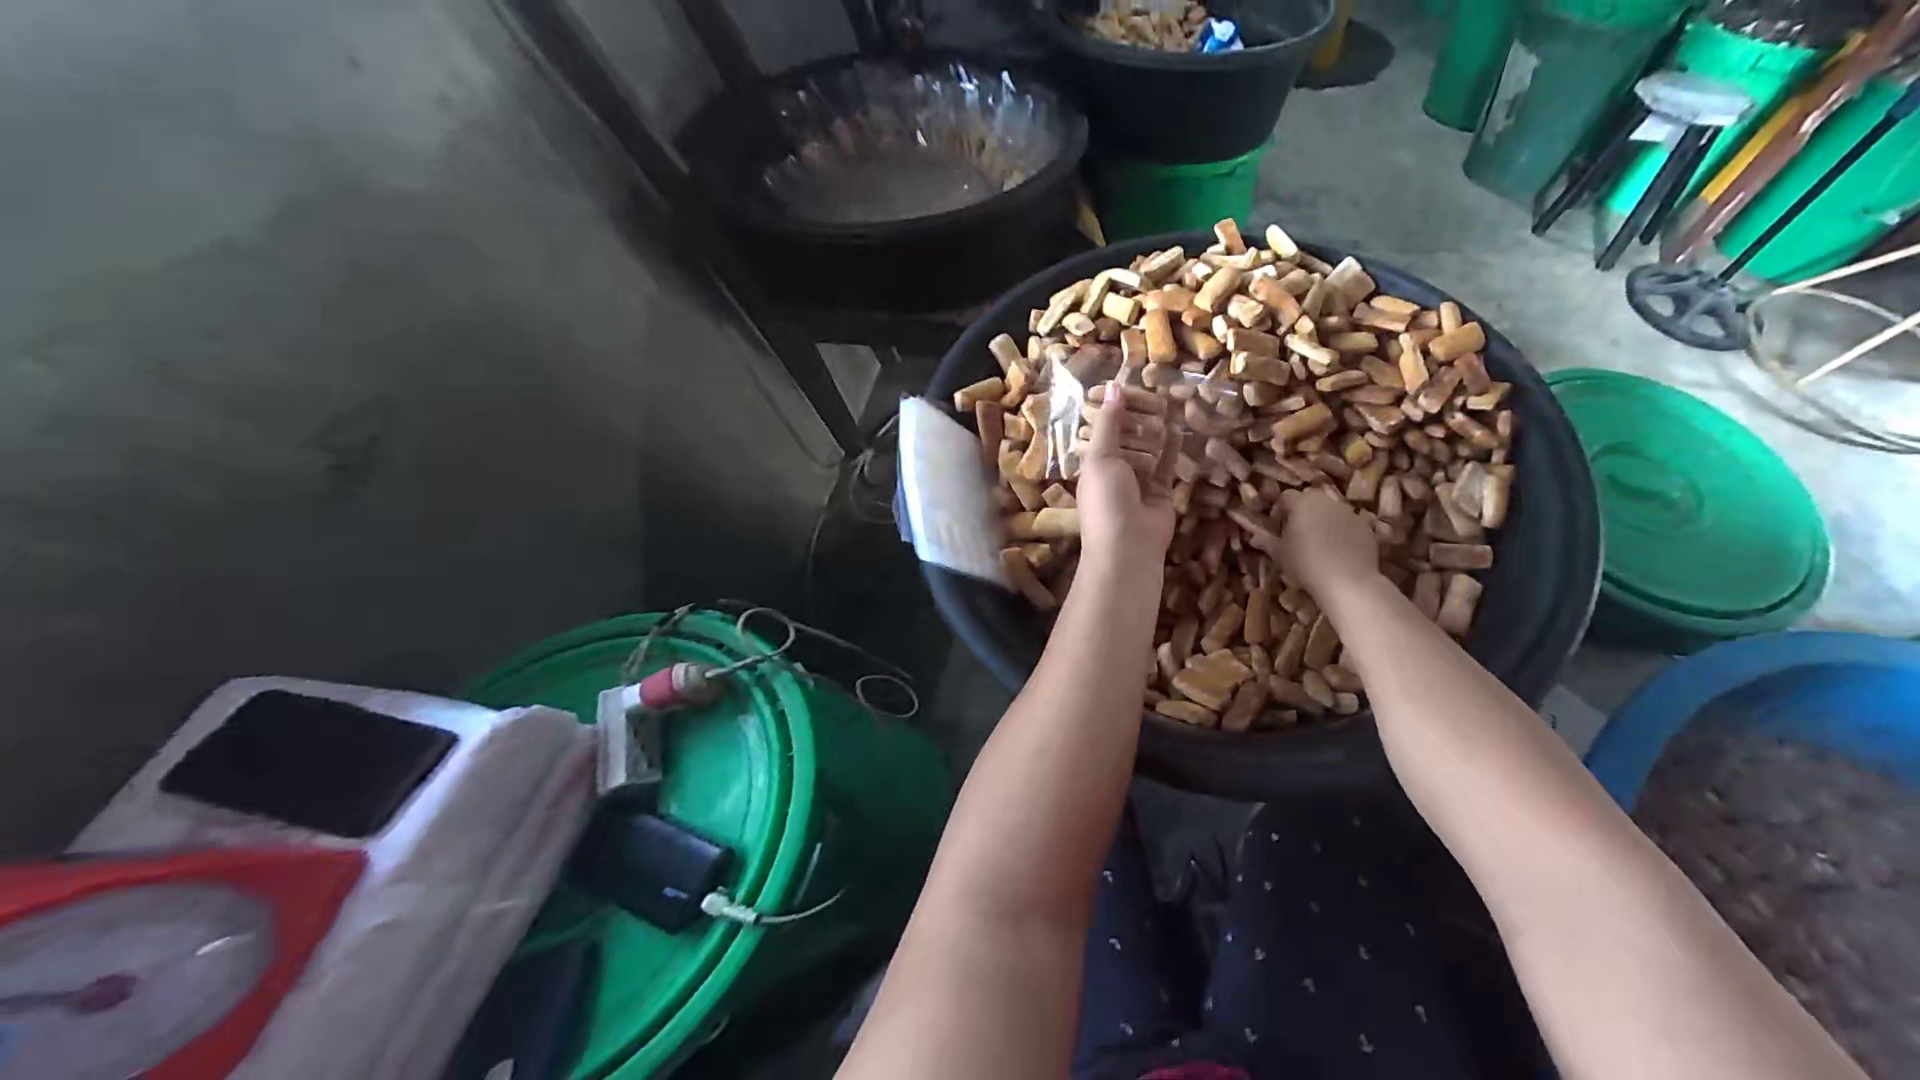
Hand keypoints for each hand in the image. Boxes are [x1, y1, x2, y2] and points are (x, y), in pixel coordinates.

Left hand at [1075, 390, 1174, 570]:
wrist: (1128, 545)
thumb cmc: (1106, 499)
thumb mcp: (1101, 457)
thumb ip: (1110, 423)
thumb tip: (1114, 385)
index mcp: (1093, 464)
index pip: (1104, 430)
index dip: (1115, 409)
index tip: (1129, 383)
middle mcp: (1115, 471)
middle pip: (1128, 437)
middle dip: (1139, 416)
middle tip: (1156, 386)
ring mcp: (1139, 481)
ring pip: (1149, 448)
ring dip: (1157, 426)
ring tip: (1171, 397)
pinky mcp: (1161, 490)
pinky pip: (1168, 463)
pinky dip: (1173, 445)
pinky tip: (1179, 423)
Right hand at [1271, 488, 1378, 594]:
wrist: (1347, 581)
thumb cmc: (1305, 562)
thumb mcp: (1279, 553)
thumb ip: (1266, 541)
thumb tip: (1254, 537)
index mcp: (1303, 502)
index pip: (1285, 497)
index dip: (1278, 511)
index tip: (1276, 528)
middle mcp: (1327, 501)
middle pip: (1310, 500)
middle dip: (1301, 513)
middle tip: (1295, 533)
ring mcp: (1350, 513)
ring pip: (1330, 512)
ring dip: (1322, 521)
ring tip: (1317, 543)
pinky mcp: (1366, 528)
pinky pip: (1347, 525)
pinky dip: (1340, 532)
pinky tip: (1337, 551)